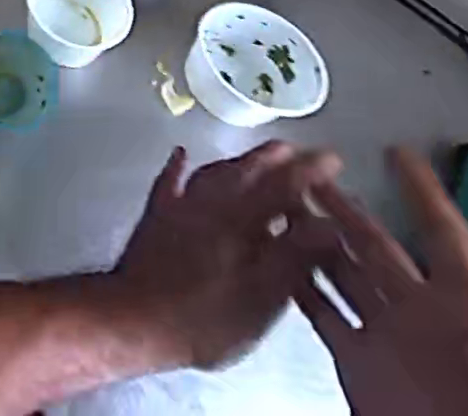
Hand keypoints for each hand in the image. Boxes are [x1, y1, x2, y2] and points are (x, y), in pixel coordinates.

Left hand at [111, 141, 340, 369]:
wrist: (136, 317)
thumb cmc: (204, 317)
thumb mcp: (263, 297)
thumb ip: (295, 257)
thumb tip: (327, 224)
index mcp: (240, 222)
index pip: (281, 187)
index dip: (309, 171)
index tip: (331, 158)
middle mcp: (209, 204)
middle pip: (244, 173)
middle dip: (273, 159)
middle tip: (296, 151)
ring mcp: (179, 207)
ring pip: (211, 174)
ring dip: (236, 162)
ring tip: (255, 156)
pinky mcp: (156, 215)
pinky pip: (168, 182)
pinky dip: (177, 166)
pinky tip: (180, 153)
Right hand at [292, 147, 467, 415]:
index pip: (441, 234)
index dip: (422, 193)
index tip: (399, 154)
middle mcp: (423, 313)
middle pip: (374, 243)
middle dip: (343, 205)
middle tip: (309, 169)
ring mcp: (388, 338)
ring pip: (341, 271)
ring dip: (313, 236)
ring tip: (281, 202)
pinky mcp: (359, 365)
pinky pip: (321, 315)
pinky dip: (298, 284)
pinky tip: (278, 259)